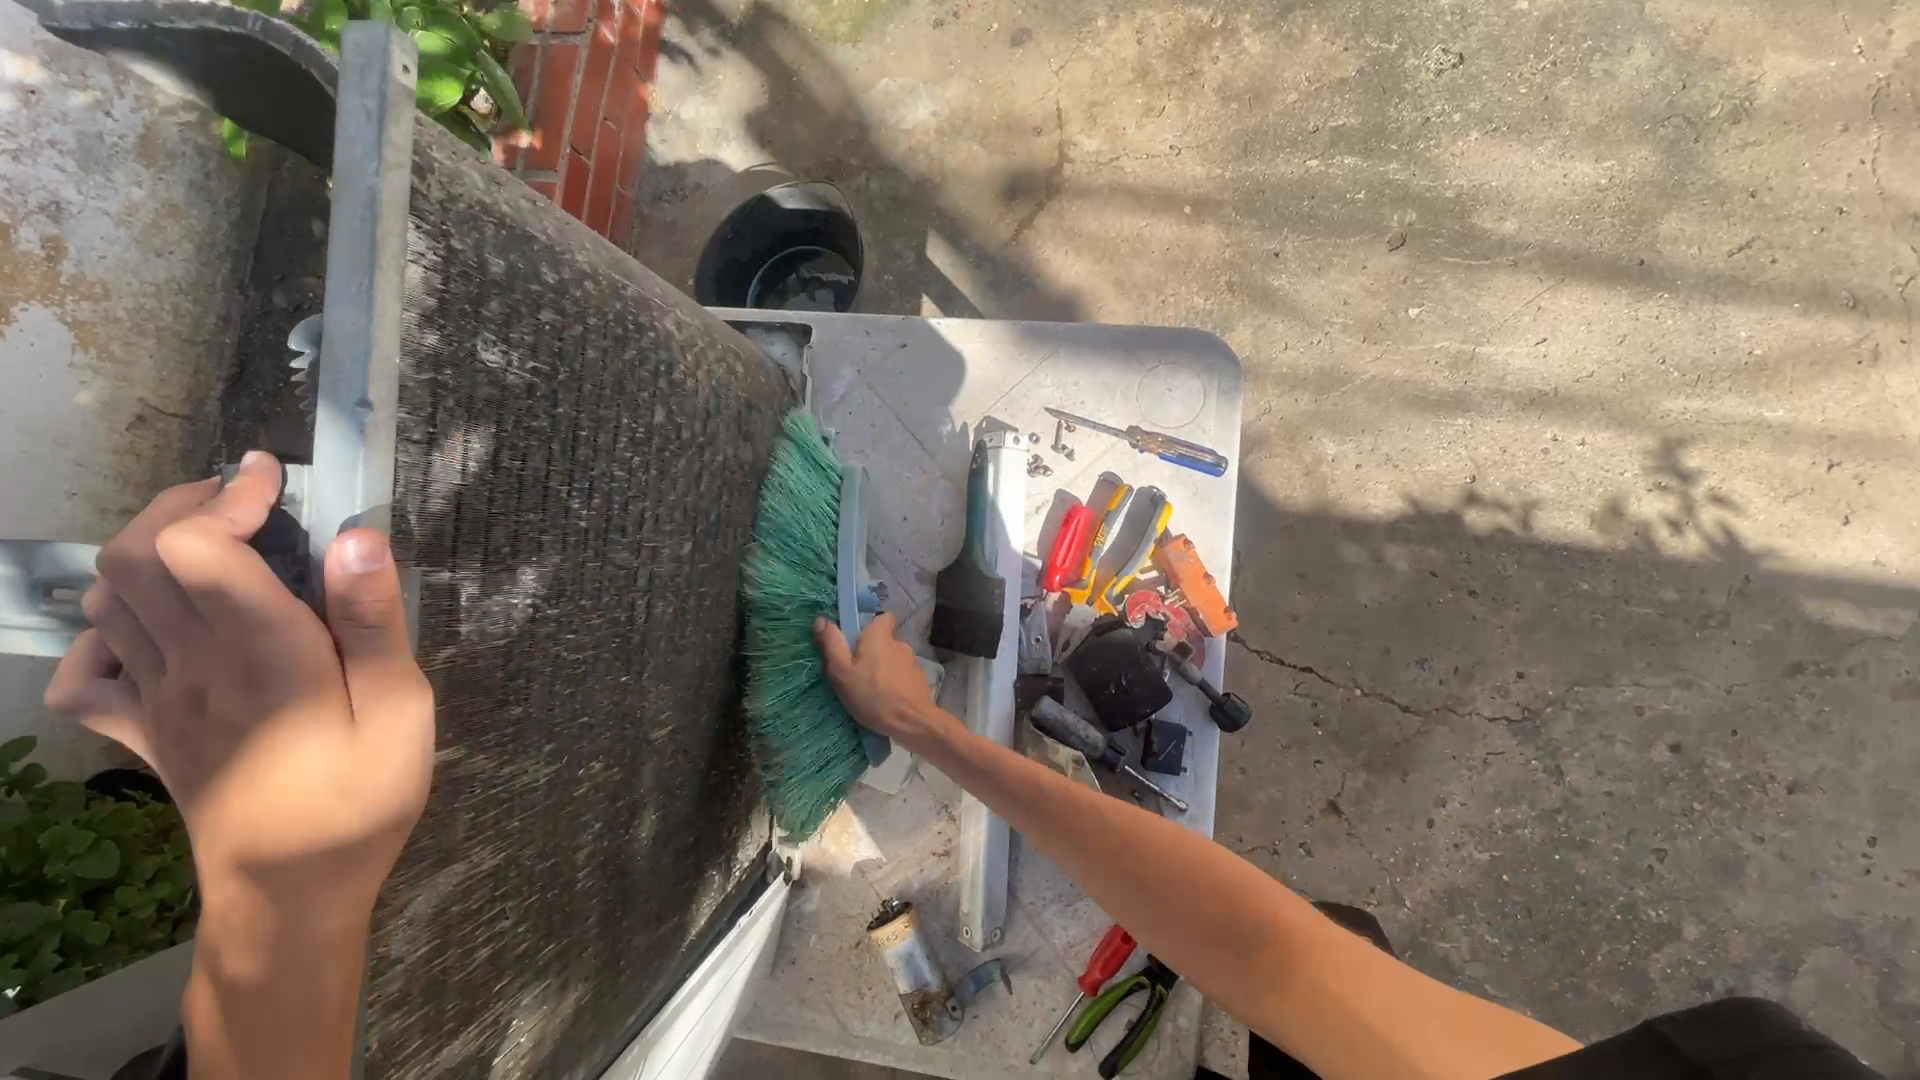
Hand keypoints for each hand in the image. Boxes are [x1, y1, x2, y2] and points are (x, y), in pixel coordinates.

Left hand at [43, 451, 433, 919]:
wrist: (291, 888)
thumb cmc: (364, 794)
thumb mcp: (402, 706)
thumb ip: (376, 621)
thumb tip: (358, 536)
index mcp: (262, 655)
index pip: (197, 548)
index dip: (228, 496)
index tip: (276, 477)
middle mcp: (192, 666)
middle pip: (133, 558)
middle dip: (182, 503)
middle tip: (249, 497)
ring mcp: (155, 700)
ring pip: (108, 600)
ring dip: (148, 549)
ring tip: (218, 541)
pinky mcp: (144, 731)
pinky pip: (86, 672)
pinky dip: (104, 632)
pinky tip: (158, 629)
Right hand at [814, 613, 957, 750]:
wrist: (912, 722)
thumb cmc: (873, 695)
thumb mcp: (842, 671)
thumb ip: (832, 644)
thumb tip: (821, 620)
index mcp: (880, 636)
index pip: (883, 618)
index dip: (870, 626)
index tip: (856, 642)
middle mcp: (899, 643)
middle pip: (884, 641)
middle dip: (872, 652)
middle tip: (856, 672)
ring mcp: (912, 662)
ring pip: (893, 659)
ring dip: (883, 669)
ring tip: (871, 690)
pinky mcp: (919, 680)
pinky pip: (902, 675)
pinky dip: (894, 682)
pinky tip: (886, 699)